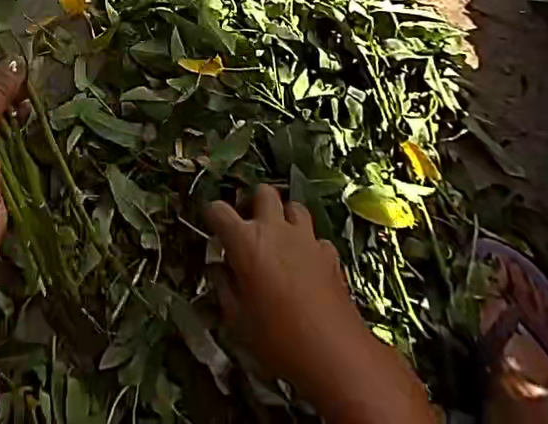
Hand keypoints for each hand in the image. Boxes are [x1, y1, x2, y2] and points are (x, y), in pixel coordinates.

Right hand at [206, 186, 437, 423]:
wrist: (336, 355)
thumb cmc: (277, 339)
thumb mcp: (237, 320)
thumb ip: (223, 286)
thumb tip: (218, 268)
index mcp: (246, 241)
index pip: (218, 209)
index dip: (212, 214)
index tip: (213, 227)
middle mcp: (275, 229)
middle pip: (264, 192)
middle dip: (254, 202)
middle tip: (249, 225)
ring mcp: (306, 239)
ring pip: (294, 207)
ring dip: (284, 218)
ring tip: (279, 239)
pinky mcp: (330, 254)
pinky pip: (316, 237)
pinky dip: (308, 245)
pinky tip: (306, 265)